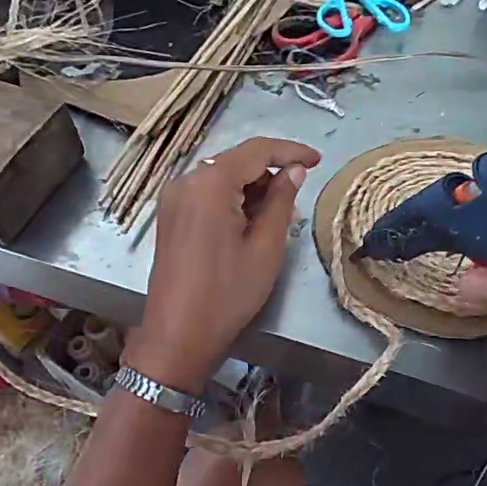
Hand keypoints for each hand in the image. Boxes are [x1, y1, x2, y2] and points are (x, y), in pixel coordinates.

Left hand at [125, 137, 319, 392]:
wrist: (177, 335)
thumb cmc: (226, 294)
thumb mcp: (265, 248)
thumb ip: (281, 202)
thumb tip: (294, 171)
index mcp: (209, 184)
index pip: (256, 151)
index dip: (290, 152)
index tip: (317, 160)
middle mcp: (185, 182)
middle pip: (235, 162)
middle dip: (270, 174)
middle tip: (298, 198)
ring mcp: (172, 200)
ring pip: (220, 179)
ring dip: (251, 190)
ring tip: (277, 217)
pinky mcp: (169, 217)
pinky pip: (205, 195)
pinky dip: (230, 201)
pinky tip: (249, 223)